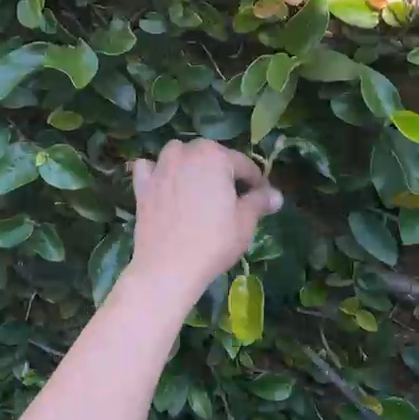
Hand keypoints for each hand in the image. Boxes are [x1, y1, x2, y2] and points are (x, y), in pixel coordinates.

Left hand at [127, 139, 282, 301]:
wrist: (168, 267)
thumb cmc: (213, 242)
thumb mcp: (245, 222)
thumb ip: (259, 201)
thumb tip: (276, 194)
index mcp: (215, 156)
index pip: (244, 164)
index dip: (256, 181)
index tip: (262, 197)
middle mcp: (186, 152)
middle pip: (211, 155)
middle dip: (223, 170)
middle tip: (232, 197)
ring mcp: (161, 166)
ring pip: (179, 154)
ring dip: (190, 163)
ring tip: (199, 187)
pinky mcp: (142, 184)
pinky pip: (150, 168)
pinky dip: (157, 171)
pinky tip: (164, 185)